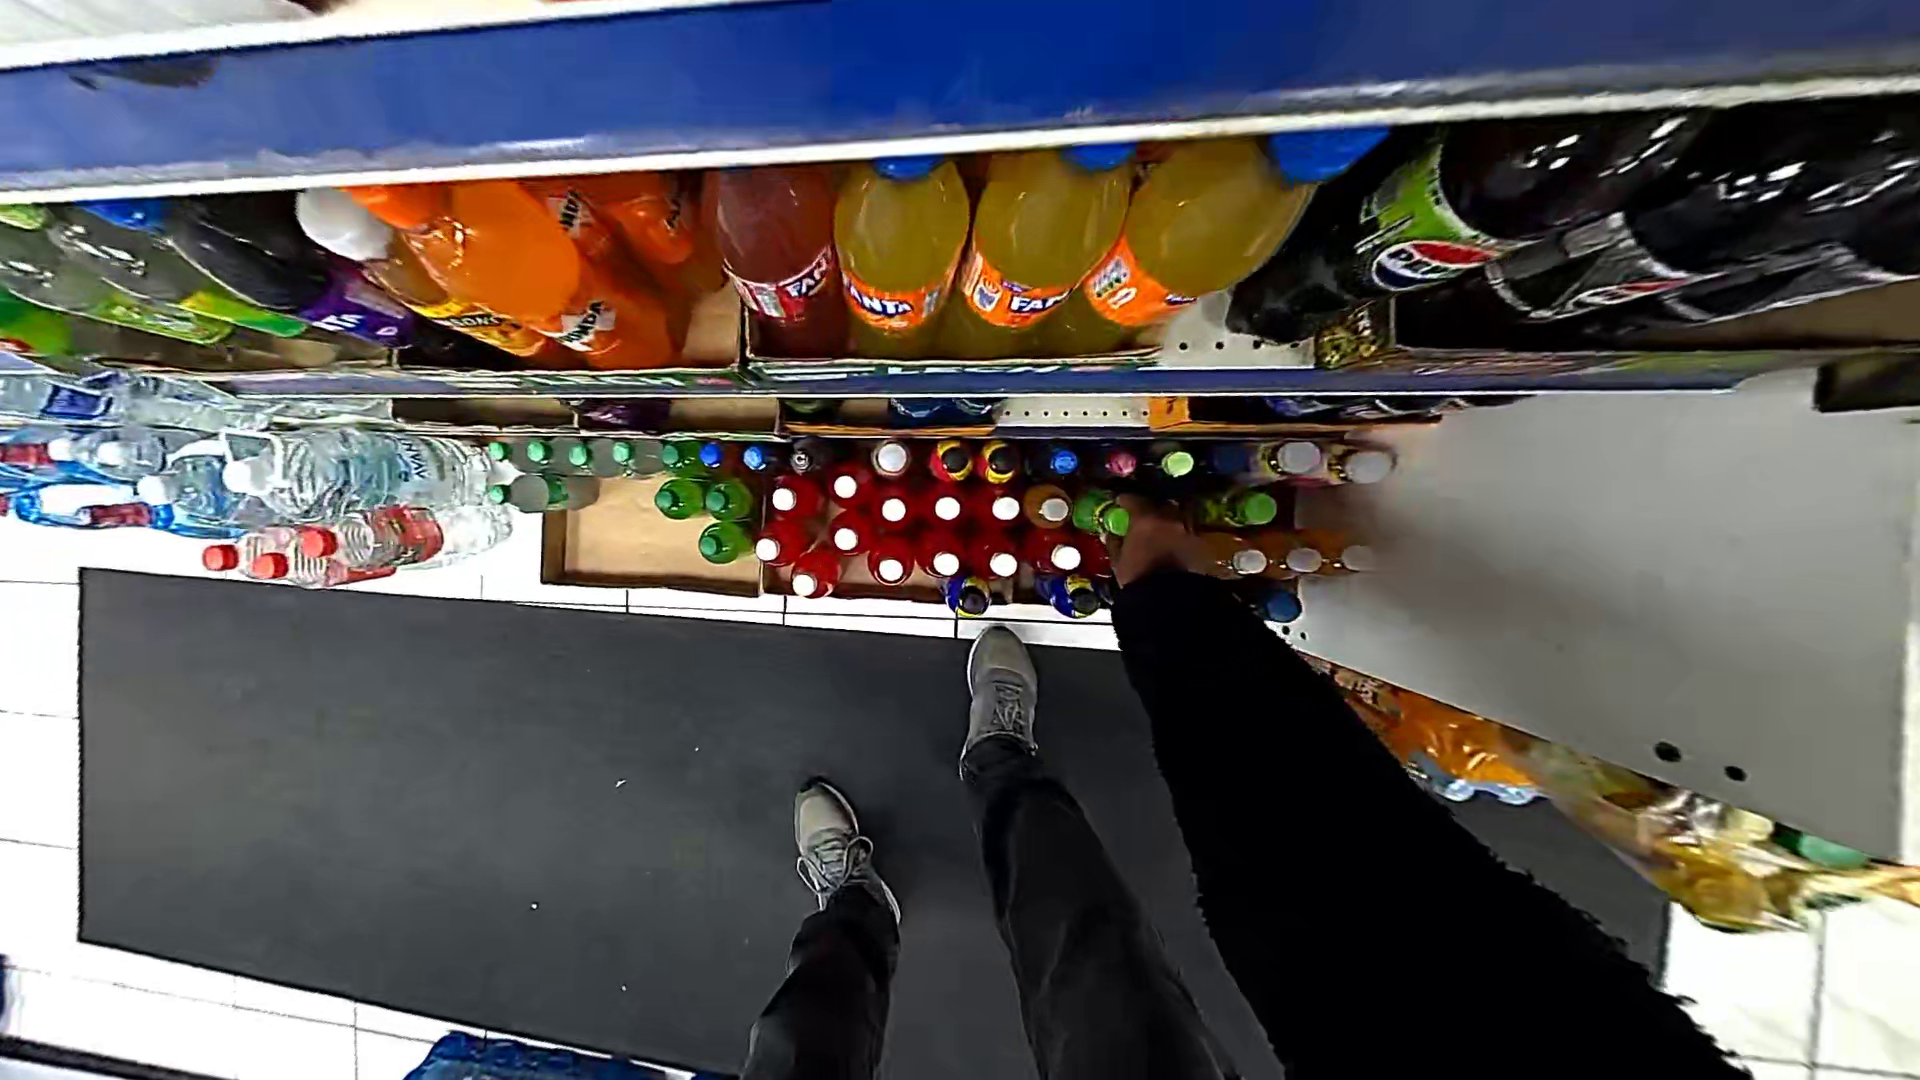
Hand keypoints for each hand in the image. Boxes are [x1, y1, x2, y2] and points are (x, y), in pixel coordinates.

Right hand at [1109, 495, 1208, 586]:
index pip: (1134, 499)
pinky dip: (1180, 537)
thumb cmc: (1137, 578)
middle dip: (1152, 507)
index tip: (1120, 502)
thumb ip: (1114, 543)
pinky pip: (1188, 534)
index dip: (1126, 500)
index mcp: (1146, 519)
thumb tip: (1110, 534)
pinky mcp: (1201, 546)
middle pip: (1161, 504)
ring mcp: (1188, 531)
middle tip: (1144, 515)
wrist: (1168, 600)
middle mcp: (1169, 519)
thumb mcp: (1118, 562)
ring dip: (1169, 521)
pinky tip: (1174, 546)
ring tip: (1161, 530)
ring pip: (1178, 518)